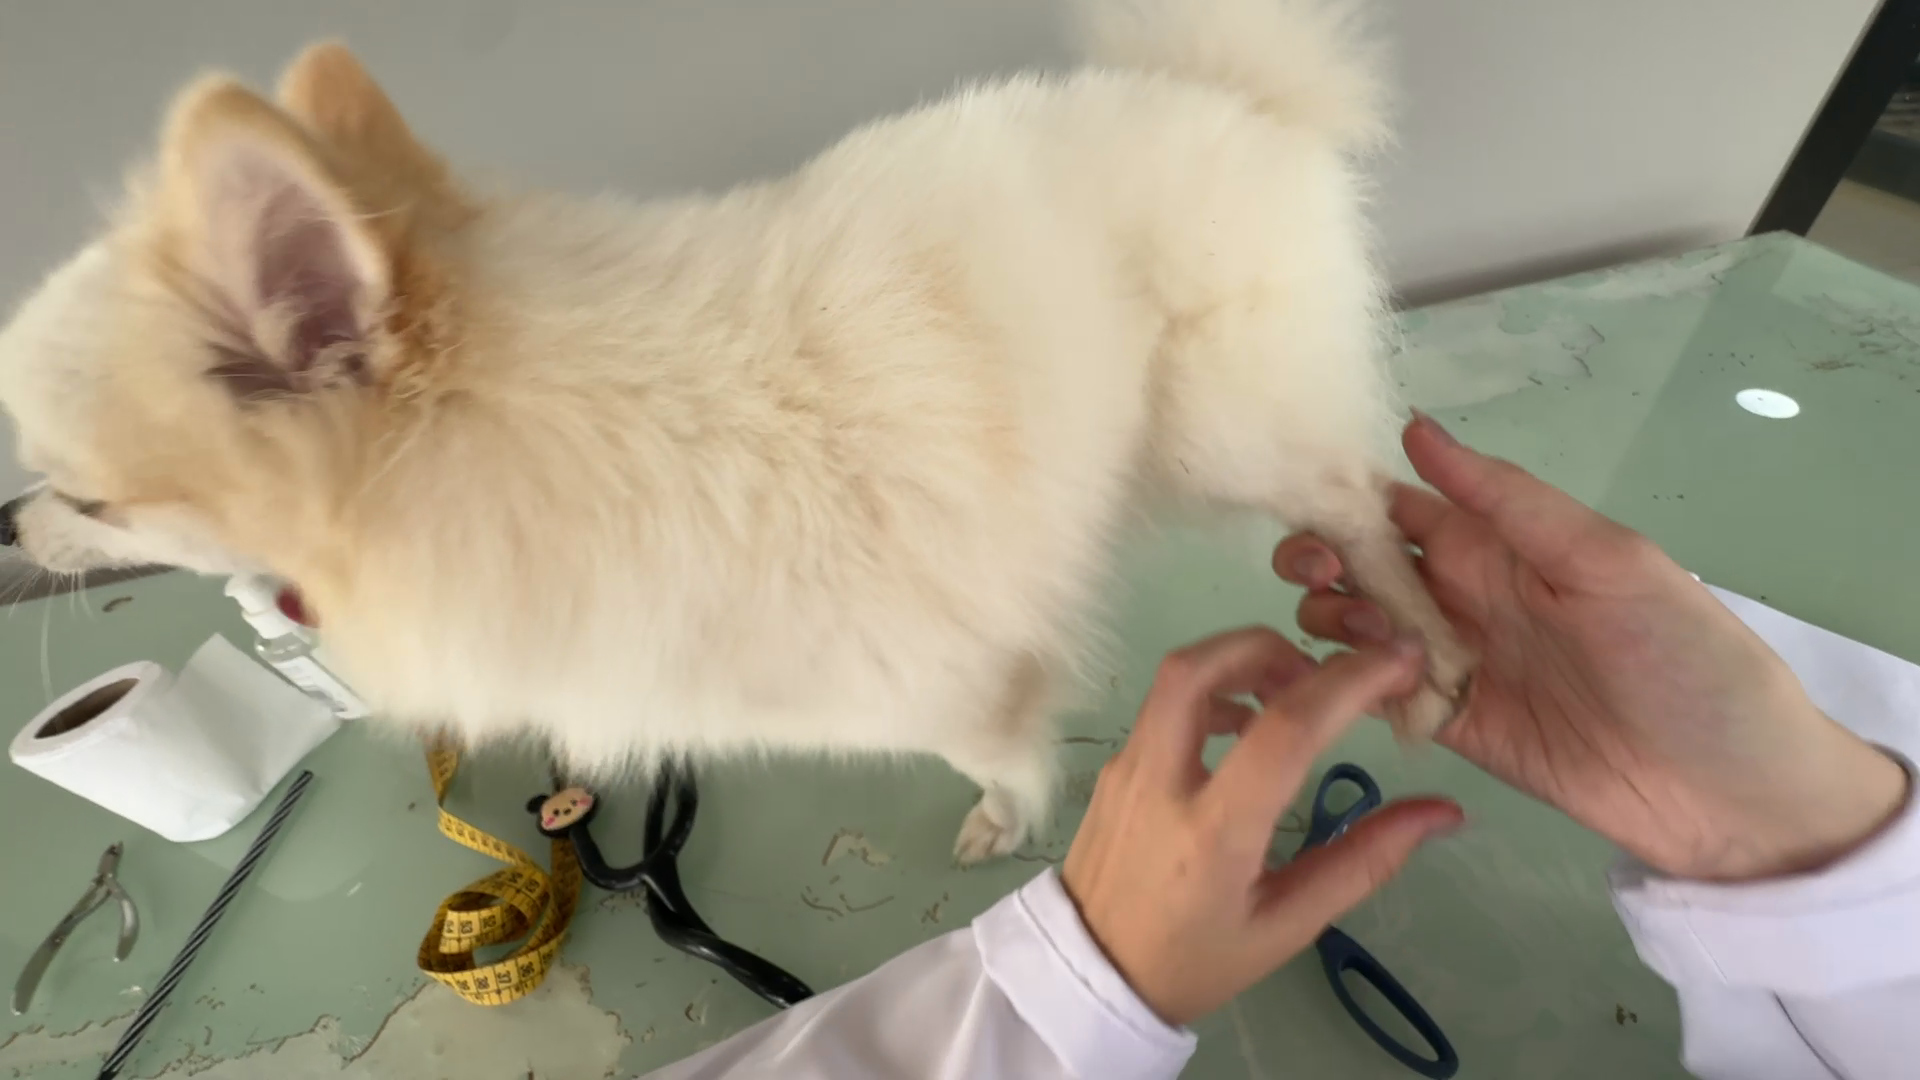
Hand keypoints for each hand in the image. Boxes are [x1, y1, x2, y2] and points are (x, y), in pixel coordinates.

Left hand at [1060, 628, 1462, 1025]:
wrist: (1095, 969)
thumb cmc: (1196, 957)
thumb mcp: (1288, 925)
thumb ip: (1363, 861)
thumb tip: (1442, 811)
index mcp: (1212, 833)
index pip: (1280, 732)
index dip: (1345, 684)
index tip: (1395, 661)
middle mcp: (1158, 781)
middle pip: (1195, 669)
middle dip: (1266, 647)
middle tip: (1319, 673)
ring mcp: (1125, 765)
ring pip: (1172, 677)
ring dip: (1235, 663)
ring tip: (1288, 697)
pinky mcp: (1113, 762)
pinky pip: (1161, 705)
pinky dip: (1208, 691)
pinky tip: (1241, 726)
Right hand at [1276, 414, 1910, 882]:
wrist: (1725, 795)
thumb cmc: (1679, 658)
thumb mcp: (1607, 561)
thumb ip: (1507, 500)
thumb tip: (1414, 428)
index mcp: (1480, 547)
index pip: (1385, 506)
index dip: (1338, 499)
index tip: (1308, 506)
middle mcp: (1441, 593)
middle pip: (1343, 561)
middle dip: (1312, 558)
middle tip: (1326, 578)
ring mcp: (1428, 656)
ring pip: (1338, 619)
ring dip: (1332, 617)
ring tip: (1378, 642)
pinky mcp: (1424, 714)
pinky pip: (1358, 685)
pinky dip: (1339, 678)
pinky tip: (1359, 682)